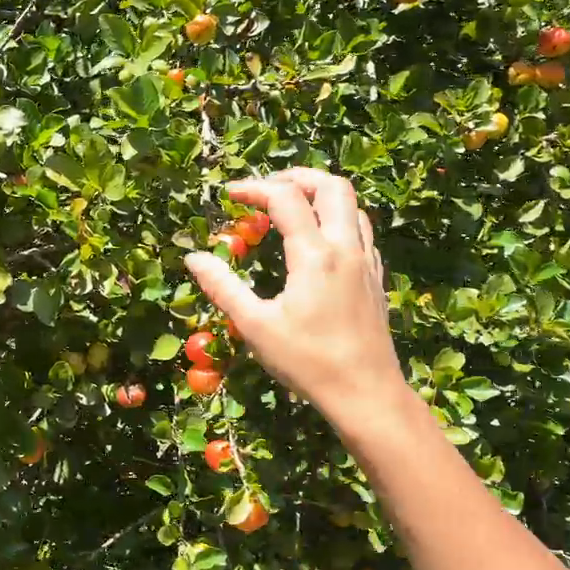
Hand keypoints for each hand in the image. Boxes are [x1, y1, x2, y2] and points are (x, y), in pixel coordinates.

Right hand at [183, 169, 405, 424]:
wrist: (366, 392)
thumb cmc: (307, 362)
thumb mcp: (255, 326)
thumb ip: (223, 287)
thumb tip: (194, 257)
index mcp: (315, 255)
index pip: (285, 198)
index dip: (254, 188)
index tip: (230, 194)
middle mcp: (345, 248)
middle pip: (331, 185)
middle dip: (296, 177)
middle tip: (266, 188)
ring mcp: (366, 261)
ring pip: (352, 204)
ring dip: (321, 194)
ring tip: (292, 207)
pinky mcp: (375, 277)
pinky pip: (361, 230)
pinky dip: (338, 219)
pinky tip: (319, 242)